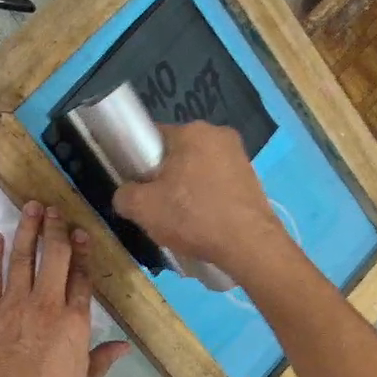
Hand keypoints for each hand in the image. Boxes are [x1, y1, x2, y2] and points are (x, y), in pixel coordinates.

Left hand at [0, 201, 130, 376]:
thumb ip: (103, 359)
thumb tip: (124, 346)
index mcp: (75, 321)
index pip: (81, 276)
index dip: (82, 251)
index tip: (80, 233)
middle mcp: (47, 304)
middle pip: (55, 256)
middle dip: (56, 229)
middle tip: (53, 210)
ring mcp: (14, 304)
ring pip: (23, 257)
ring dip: (28, 229)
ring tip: (29, 207)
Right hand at [112, 122, 300, 284]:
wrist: (248, 245)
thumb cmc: (193, 217)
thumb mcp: (143, 209)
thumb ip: (124, 195)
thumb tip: (125, 195)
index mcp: (191, 131)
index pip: (153, 138)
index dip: (138, 163)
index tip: (137, 188)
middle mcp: (218, 134)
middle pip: (177, 156)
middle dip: (165, 180)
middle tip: (158, 210)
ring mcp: (239, 157)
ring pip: (198, 173)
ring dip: (187, 193)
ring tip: (182, 222)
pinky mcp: (252, 180)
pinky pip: (217, 187)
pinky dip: (207, 202)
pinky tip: (204, 225)